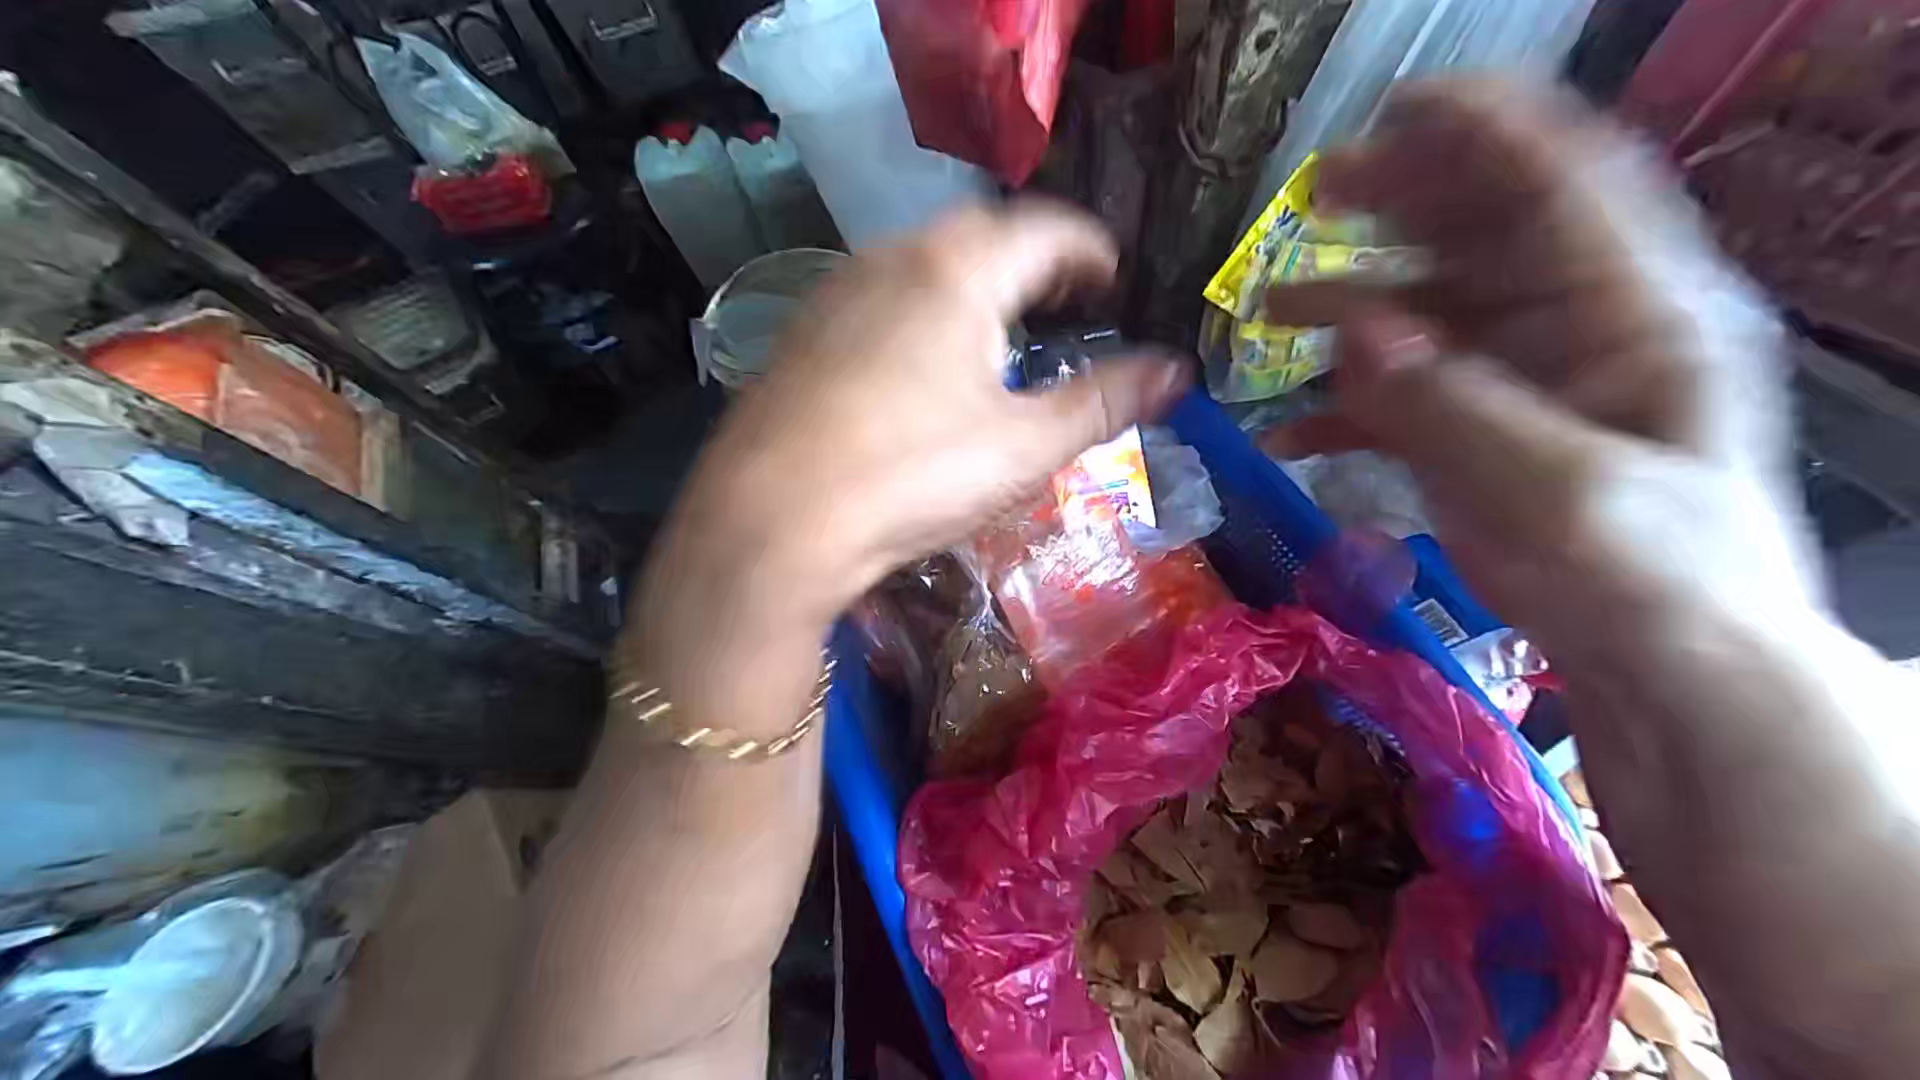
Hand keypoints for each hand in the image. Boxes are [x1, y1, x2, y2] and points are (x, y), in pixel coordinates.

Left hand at [684, 201, 1189, 620]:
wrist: (773, 521)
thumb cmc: (911, 477)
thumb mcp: (1023, 447)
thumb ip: (1102, 402)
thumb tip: (1177, 374)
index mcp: (959, 270)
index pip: (1046, 230)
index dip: (1090, 250)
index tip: (1113, 277)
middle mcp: (894, 259)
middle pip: (982, 234)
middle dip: (1033, 259)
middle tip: (1064, 298)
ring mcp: (839, 291)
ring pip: (925, 261)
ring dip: (975, 281)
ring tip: (1001, 324)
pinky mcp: (805, 332)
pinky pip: (882, 296)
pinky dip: (923, 308)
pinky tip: (923, 359)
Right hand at [1260, 80, 1822, 658]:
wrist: (1660, 661)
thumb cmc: (1649, 572)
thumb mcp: (1563, 491)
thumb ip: (1456, 409)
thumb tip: (1358, 336)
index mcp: (1631, 312)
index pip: (1559, 187)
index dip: (1485, 131)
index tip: (1399, 106)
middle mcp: (1567, 328)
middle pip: (1474, 236)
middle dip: (1396, 205)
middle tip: (1313, 192)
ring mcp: (1509, 383)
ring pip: (1417, 318)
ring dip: (1342, 310)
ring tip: (1265, 311)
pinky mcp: (1467, 434)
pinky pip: (1392, 403)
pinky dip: (1336, 412)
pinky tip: (1284, 436)